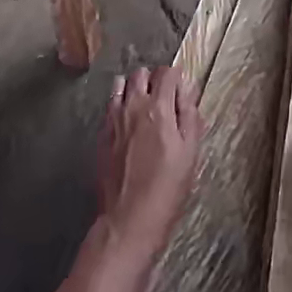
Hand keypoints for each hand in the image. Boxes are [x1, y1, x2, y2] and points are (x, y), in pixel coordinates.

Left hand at [97, 66, 202, 256]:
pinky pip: (110, 103)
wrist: (129, 218)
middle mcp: (133, 105)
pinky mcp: (102, 130)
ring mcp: (114, 116)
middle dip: (154, 79)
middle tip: (164, 99)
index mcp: (158, 108)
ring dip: (134, 87)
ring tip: (144, 106)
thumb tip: (188, 93)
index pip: (166, 73)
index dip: (176, 78)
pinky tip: (128, 122)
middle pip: (142, 73)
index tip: (180, 91)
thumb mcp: (190, 155)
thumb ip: (190, 118)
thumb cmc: (166, 190)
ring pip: (122, 83)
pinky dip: (120, 102)